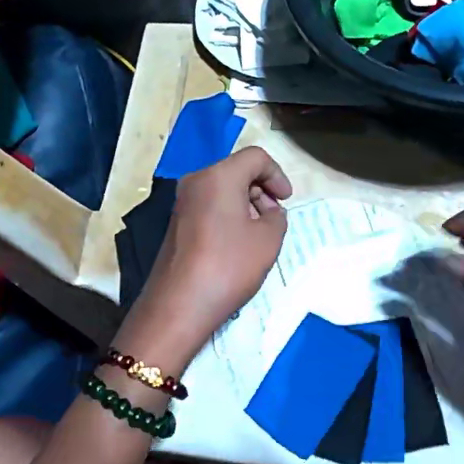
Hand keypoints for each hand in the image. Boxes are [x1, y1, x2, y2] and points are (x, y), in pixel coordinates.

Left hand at [136, 147, 292, 352]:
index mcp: (218, 176)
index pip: (256, 157)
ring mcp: (182, 203)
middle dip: (262, 189)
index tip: (287, 200)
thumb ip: (277, 216)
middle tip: (275, 218)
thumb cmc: (229, 266)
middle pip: (237, 170)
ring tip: (260, 233)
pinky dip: (229, 215)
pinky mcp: (177, 223)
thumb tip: (268, 213)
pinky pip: (210, 206)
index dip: (278, 174)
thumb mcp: (269, 239)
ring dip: (247, 203)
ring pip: (223, 189)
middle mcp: (196, 181)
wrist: (179, 306)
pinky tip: (238, 243)